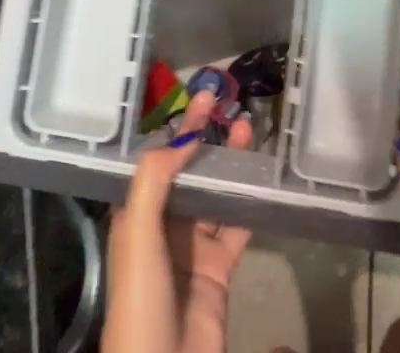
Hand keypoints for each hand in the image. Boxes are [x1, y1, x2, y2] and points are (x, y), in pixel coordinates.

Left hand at [103, 90, 256, 352]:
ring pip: (215, 196)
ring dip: (231, 166)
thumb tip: (180, 139)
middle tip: (228, 105)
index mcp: (134, 217)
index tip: (202, 99)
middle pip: (188, 174)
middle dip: (206, 140)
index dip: (177, 130)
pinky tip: (265, 182)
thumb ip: (153, 184)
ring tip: (249, 131)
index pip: (156, 163)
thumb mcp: (138, 237)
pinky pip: (237, 228)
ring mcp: (191, 249)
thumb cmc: (142, 299)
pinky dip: (251, 205)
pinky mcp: (218, 270)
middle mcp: (162, 228)